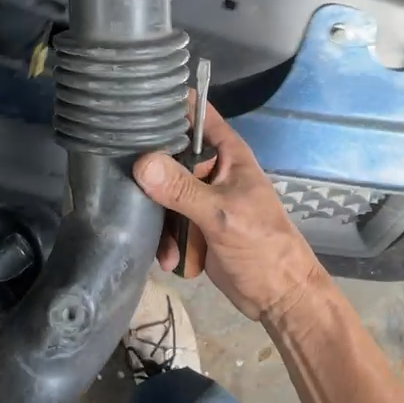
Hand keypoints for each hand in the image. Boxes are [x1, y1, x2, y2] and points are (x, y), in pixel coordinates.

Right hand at [134, 102, 327, 323]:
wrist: (279, 299)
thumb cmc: (262, 246)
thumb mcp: (220, 214)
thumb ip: (182, 188)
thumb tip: (142, 163)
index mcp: (226, 152)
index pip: (196, 112)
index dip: (168, 103)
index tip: (133, 106)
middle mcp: (211, 169)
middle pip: (169, 151)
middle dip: (149, 168)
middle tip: (124, 180)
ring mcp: (201, 197)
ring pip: (163, 190)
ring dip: (157, 216)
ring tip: (162, 243)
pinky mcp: (193, 225)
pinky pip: (167, 221)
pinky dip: (165, 240)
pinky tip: (170, 260)